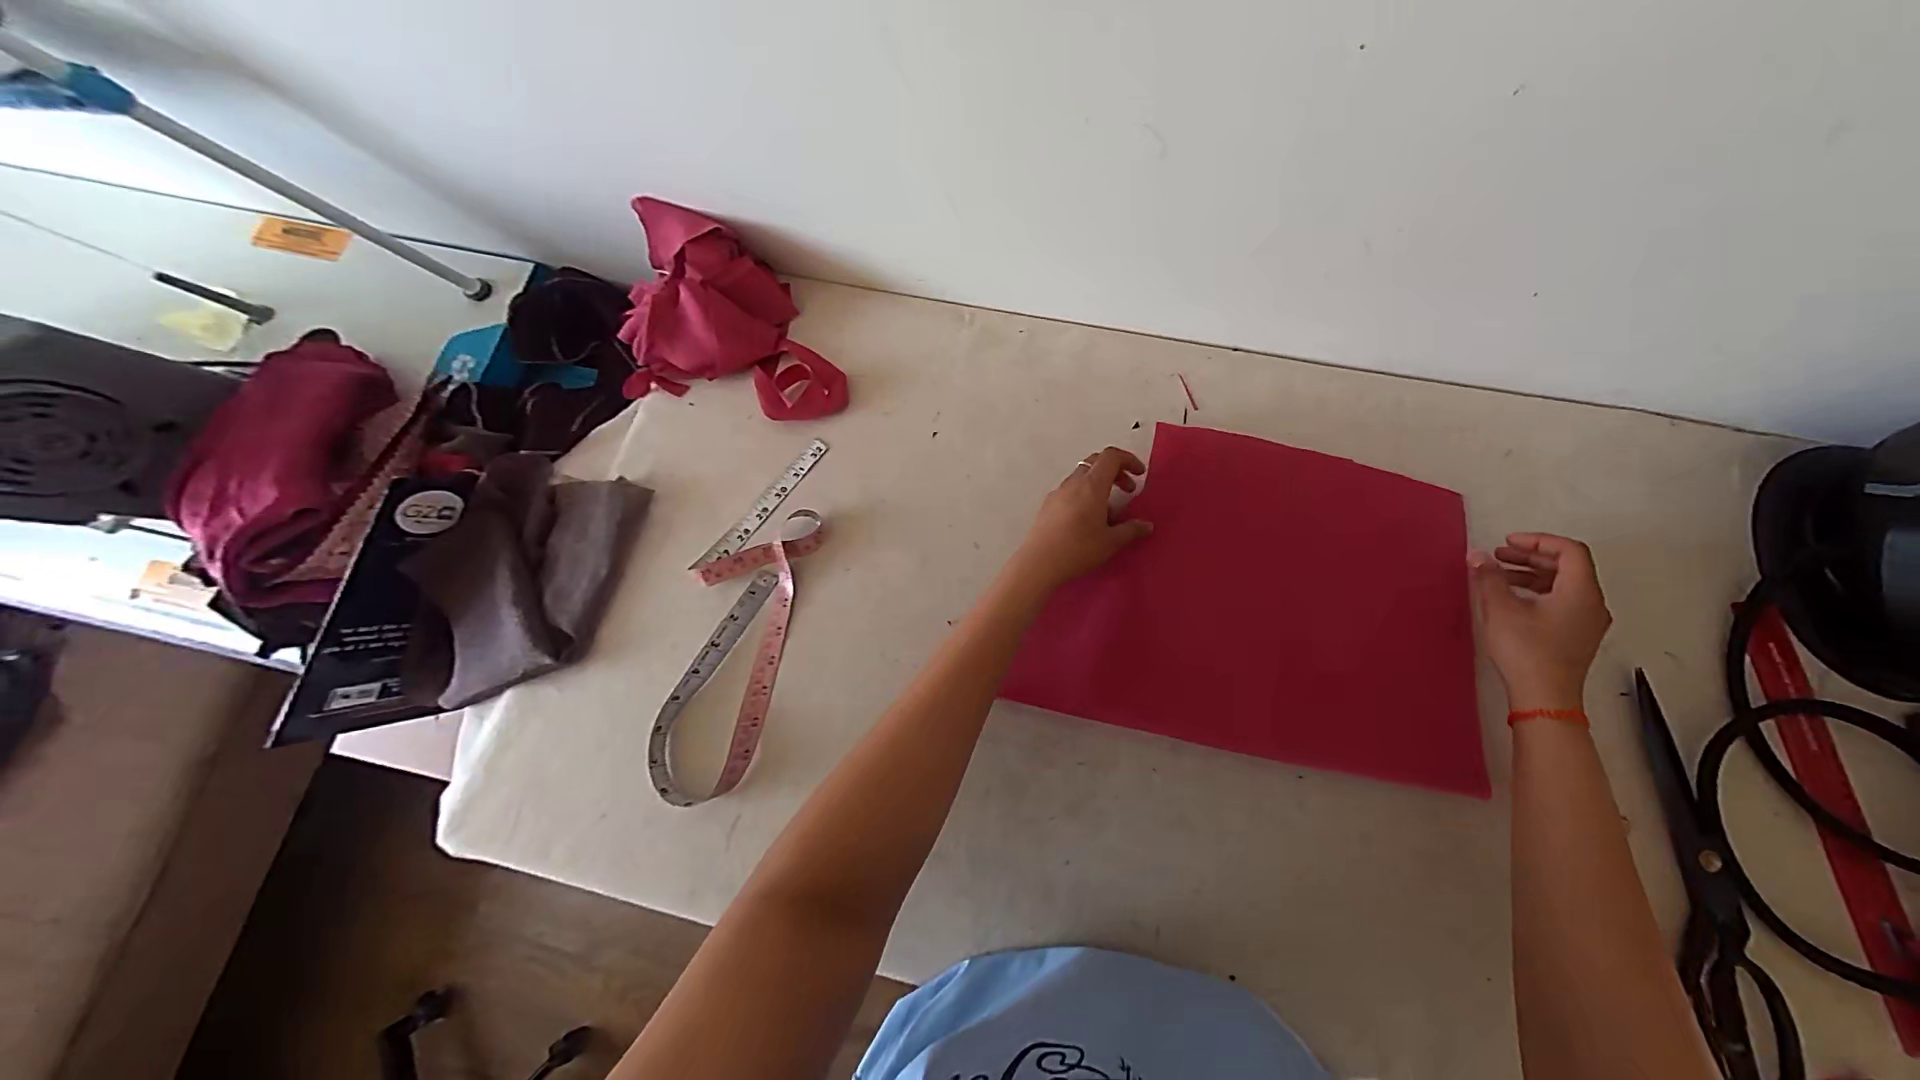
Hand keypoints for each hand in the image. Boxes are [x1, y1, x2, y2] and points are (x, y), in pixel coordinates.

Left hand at [1008, 446, 1152, 590]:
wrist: (1039, 563)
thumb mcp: (1111, 542)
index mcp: (1091, 486)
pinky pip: (1070, 491)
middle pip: (1095, 462)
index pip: (1111, 457)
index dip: (1129, 459)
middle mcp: (1073, 483)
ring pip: (1082, 477)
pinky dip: (1084, 495)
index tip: (1139, 473)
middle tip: (1128, 489)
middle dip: (1115, 471)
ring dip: (1099, 485)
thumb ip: (1131, 530)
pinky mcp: (1047, 505)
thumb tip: (1146, 525)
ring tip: (1109, 511)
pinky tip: (1086, 519)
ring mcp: (1057, 493)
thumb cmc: (1078, 549)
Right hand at [1469, 533, 1611, 709]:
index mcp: (1581, 592)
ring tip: (1499, 575)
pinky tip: (1512, 598)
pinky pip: (1562, 600)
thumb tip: (1478, 555)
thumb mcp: (1501, 610)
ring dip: (1532, 574)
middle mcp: (1592, 603)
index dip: (1537, 541)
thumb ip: (1489, 578)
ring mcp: (1588, 620)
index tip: (1506, 541)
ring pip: (1564, 584)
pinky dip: (1537, 591)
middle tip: (1497, 555)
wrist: (1544, 695)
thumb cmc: (1526, 650)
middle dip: (1531, 556)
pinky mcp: (1577, 634)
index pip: (1569, 551)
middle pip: (1568, 566)